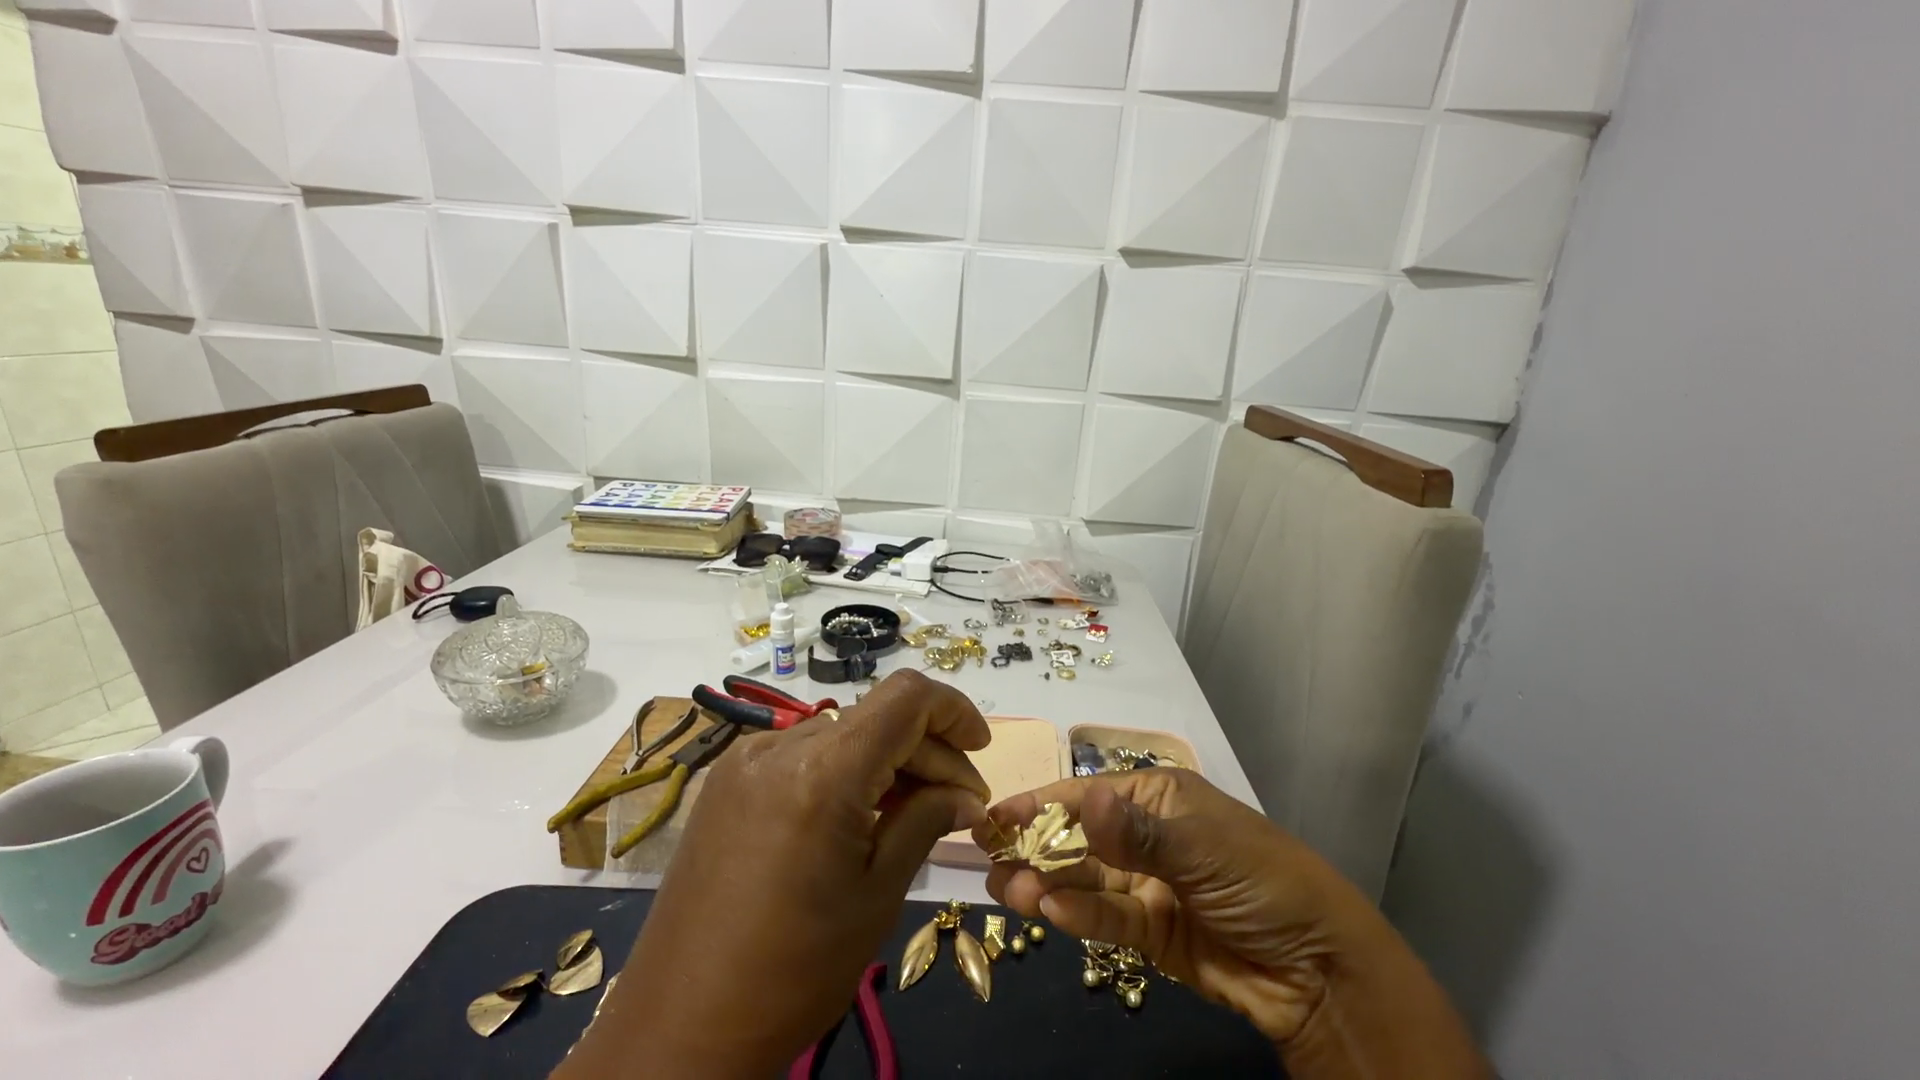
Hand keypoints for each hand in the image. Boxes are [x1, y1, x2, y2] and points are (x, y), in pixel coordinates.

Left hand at [560, 671, 990, 1079]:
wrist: (683, 1023)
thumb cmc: (796, 968)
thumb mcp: (878, 893)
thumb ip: (925, 822)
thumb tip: (966, 795)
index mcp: (822, 772)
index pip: (906, 699)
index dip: (954, 711)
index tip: (981, 751)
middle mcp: (777, 748)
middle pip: (874, 718)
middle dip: (927, 750)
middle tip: (959, 806)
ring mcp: (743, 763)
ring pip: (838, 734)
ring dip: (885, 761)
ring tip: (911, 814)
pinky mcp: (724, 786)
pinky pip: (801, 757)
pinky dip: (843, 772)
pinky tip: (858, 817)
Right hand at [976, 768, 1364, 1044]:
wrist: (1317, 967)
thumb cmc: (1263, 882)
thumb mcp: (1202, 848)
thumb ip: (1136, 832)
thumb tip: (1086, 802)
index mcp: (1159, 797)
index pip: (1086, 796)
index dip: (1038, 806)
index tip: (991, 819)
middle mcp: (1146, 835)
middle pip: (1078, 839)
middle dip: (1034, 847)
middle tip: (988, 861)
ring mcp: (1147, 884)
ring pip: (1084, 880)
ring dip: (1046, 883)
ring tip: (1005, 892)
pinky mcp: (1150, 931)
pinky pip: (1106, 918)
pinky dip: (1078, 917)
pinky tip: (1049, 914)